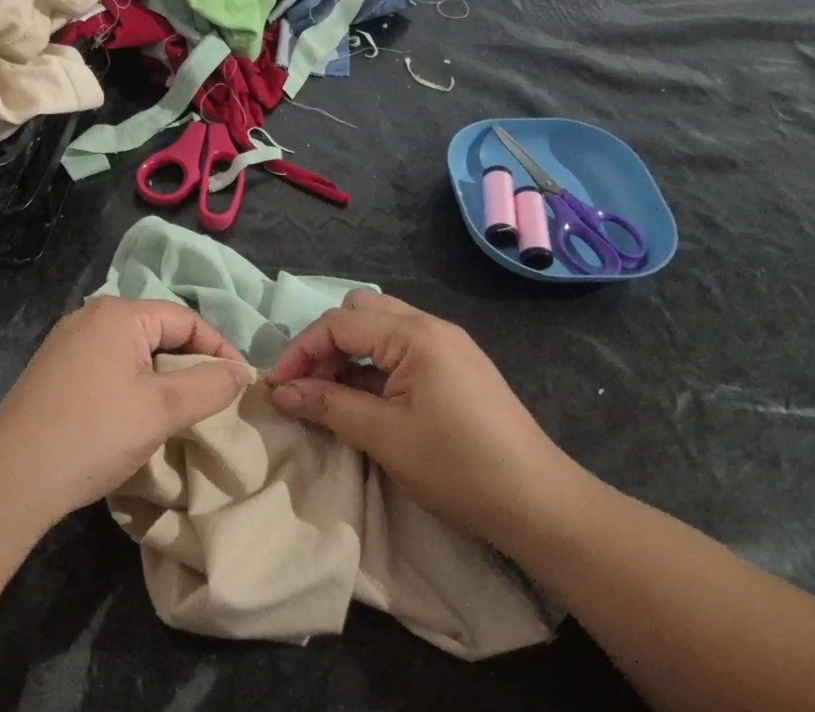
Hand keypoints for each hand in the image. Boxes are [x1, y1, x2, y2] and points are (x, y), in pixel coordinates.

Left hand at [0, 298, 252, 527]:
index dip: (220, 350)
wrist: (10, 482)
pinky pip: (109, 367)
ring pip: (134, 353)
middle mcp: (89, 317)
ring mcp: (66, 345)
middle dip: (191, 365)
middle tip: (214, 402)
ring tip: (181, 414)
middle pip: (159, 332)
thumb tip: (243, 371)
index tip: (242, 385)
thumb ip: (209, 386)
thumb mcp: (162, 410)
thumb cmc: (92, 435)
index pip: (186, 319)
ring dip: (163, 379)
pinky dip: (133, 387)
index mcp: (117, 314)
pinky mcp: (54, 372)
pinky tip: (136, 419)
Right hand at [267, 290, 573, 538]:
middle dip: (326, 344)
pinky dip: (374, 366)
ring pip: (381, 328)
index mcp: (415, 334)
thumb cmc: (457, 466)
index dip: (301, 351)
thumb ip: (328, 406)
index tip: (277, 388)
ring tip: (332, 396)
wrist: (537, 502)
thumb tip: (280, 392)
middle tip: (309, 387)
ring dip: (349, 354)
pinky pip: (402, 350)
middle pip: (361, 313)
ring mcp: (448, 346)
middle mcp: (432, 327)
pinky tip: (367, 401)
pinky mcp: (457, 369)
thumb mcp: (384, 437)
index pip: (339, 323)